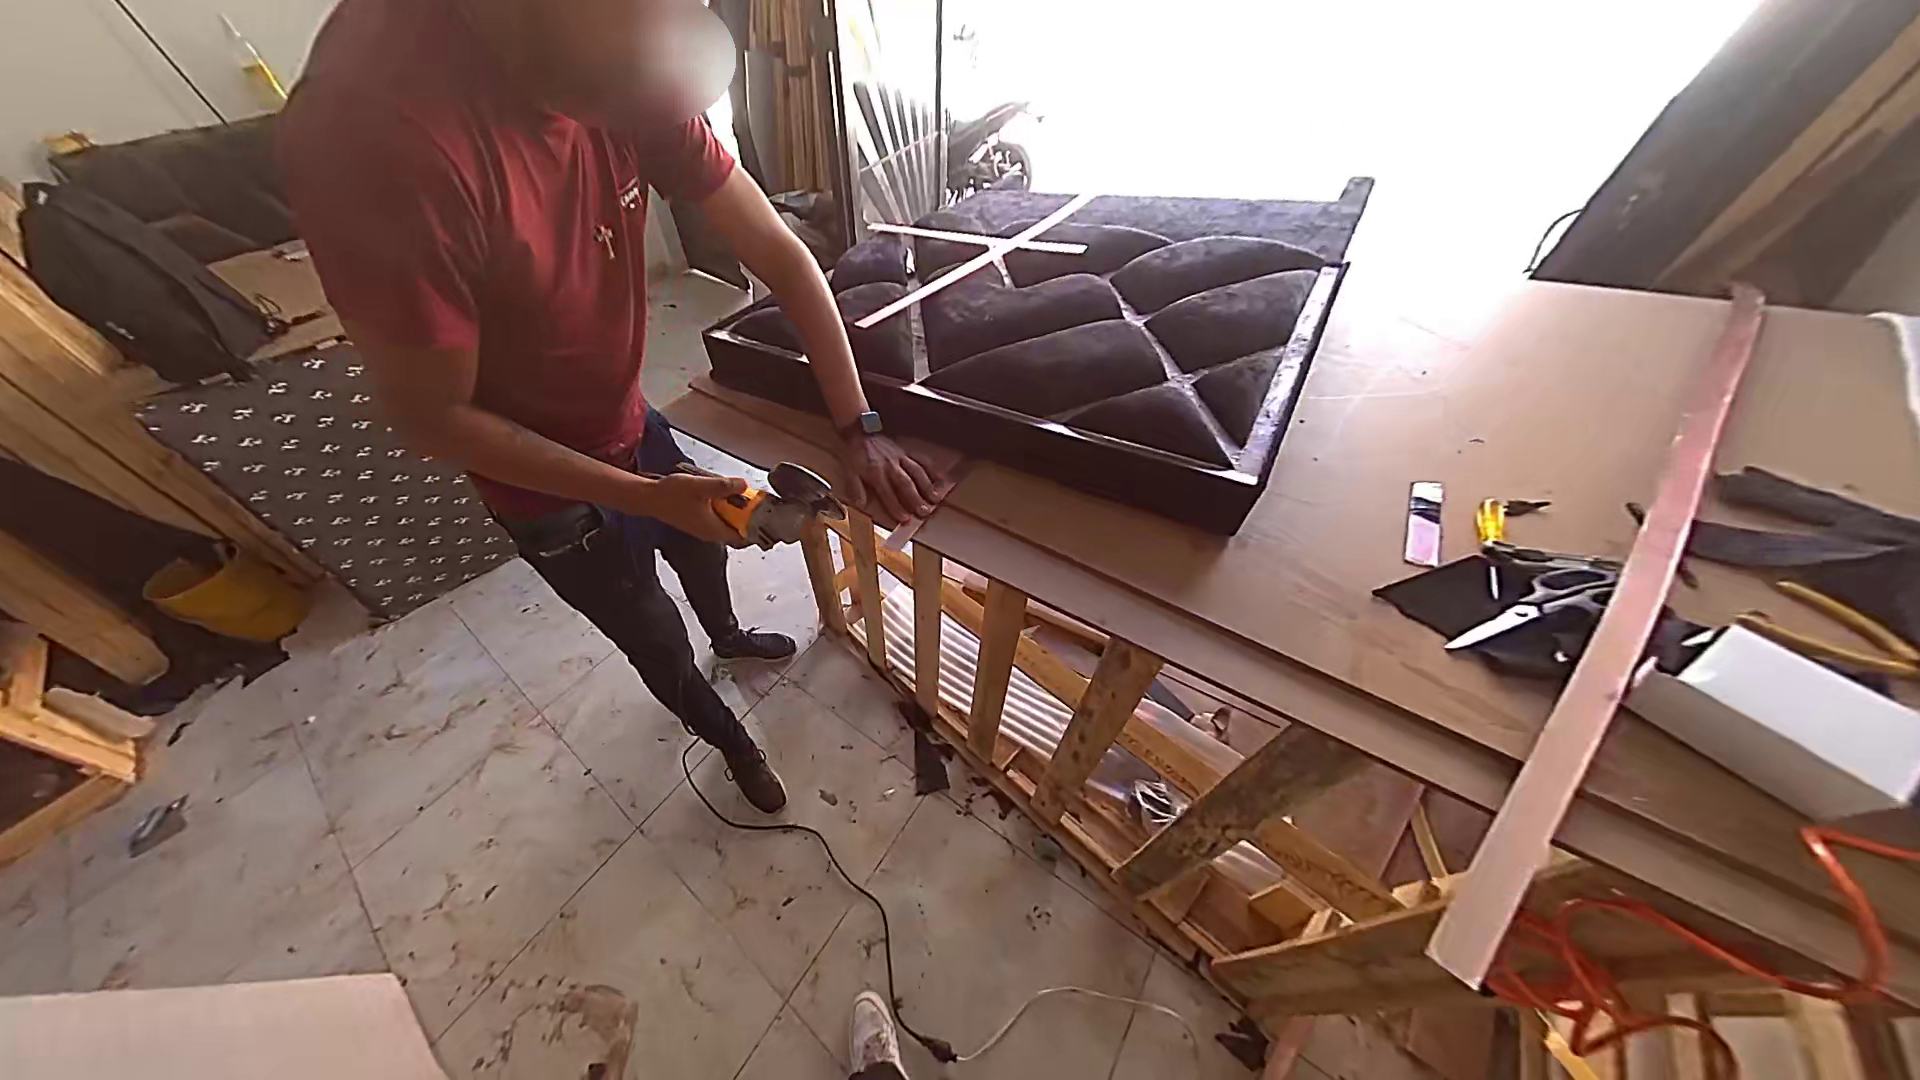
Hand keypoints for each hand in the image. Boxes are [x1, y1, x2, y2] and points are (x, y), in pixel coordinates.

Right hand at [609, 472, 747, 545]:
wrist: (648, 497)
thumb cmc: (670, 495)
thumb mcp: (701, 486)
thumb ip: (724, 486)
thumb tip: (744, 485)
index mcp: (715, 530)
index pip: (745, 538)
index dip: (757, 528)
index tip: (765, 514)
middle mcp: (712, 533)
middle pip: (740, 529)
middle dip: (748, 515)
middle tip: (753, 498)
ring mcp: (706, 527)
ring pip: (730, 522)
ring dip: (736, 509)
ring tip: (738, 493)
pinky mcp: (701, 520)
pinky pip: (720, 516)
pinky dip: (726, 507)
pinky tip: (722, 493)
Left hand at [839, 432, 940, 525]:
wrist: (859, 430)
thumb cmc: (855, 453)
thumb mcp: (849, 470)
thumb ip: (855, 487)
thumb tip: (861, 503)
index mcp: (875, 472)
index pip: (887, 493)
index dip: (896, 507)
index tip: (905, 519)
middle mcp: (890, 466)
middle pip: (905, 484)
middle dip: (916, 499)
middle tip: (925, 512)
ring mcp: (900, 458)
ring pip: (916, 472)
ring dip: (927, 486)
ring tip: (936, 498)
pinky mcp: (906, 451)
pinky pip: (921, 459)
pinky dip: (932, 469)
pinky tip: (941, 479)